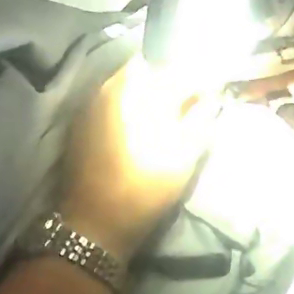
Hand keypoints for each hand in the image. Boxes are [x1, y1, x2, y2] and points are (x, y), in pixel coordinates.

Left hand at [58, 60, 218, 261]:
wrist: (93, 225)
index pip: (174, 67)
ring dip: (151, 97)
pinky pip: (114, 105)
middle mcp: (108, 87)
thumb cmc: (142, 190)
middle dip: (172, 83)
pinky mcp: (81, 126)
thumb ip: (201, 120)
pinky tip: (143, 131)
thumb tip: (211, 98)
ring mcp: (90, 106)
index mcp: (134, 89)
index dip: (197, 78)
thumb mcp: (183, 158)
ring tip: (171, 118)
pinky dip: (132, 110)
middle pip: (148, 72)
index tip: (212, 91)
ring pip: (129, 87)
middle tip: (193, 104)